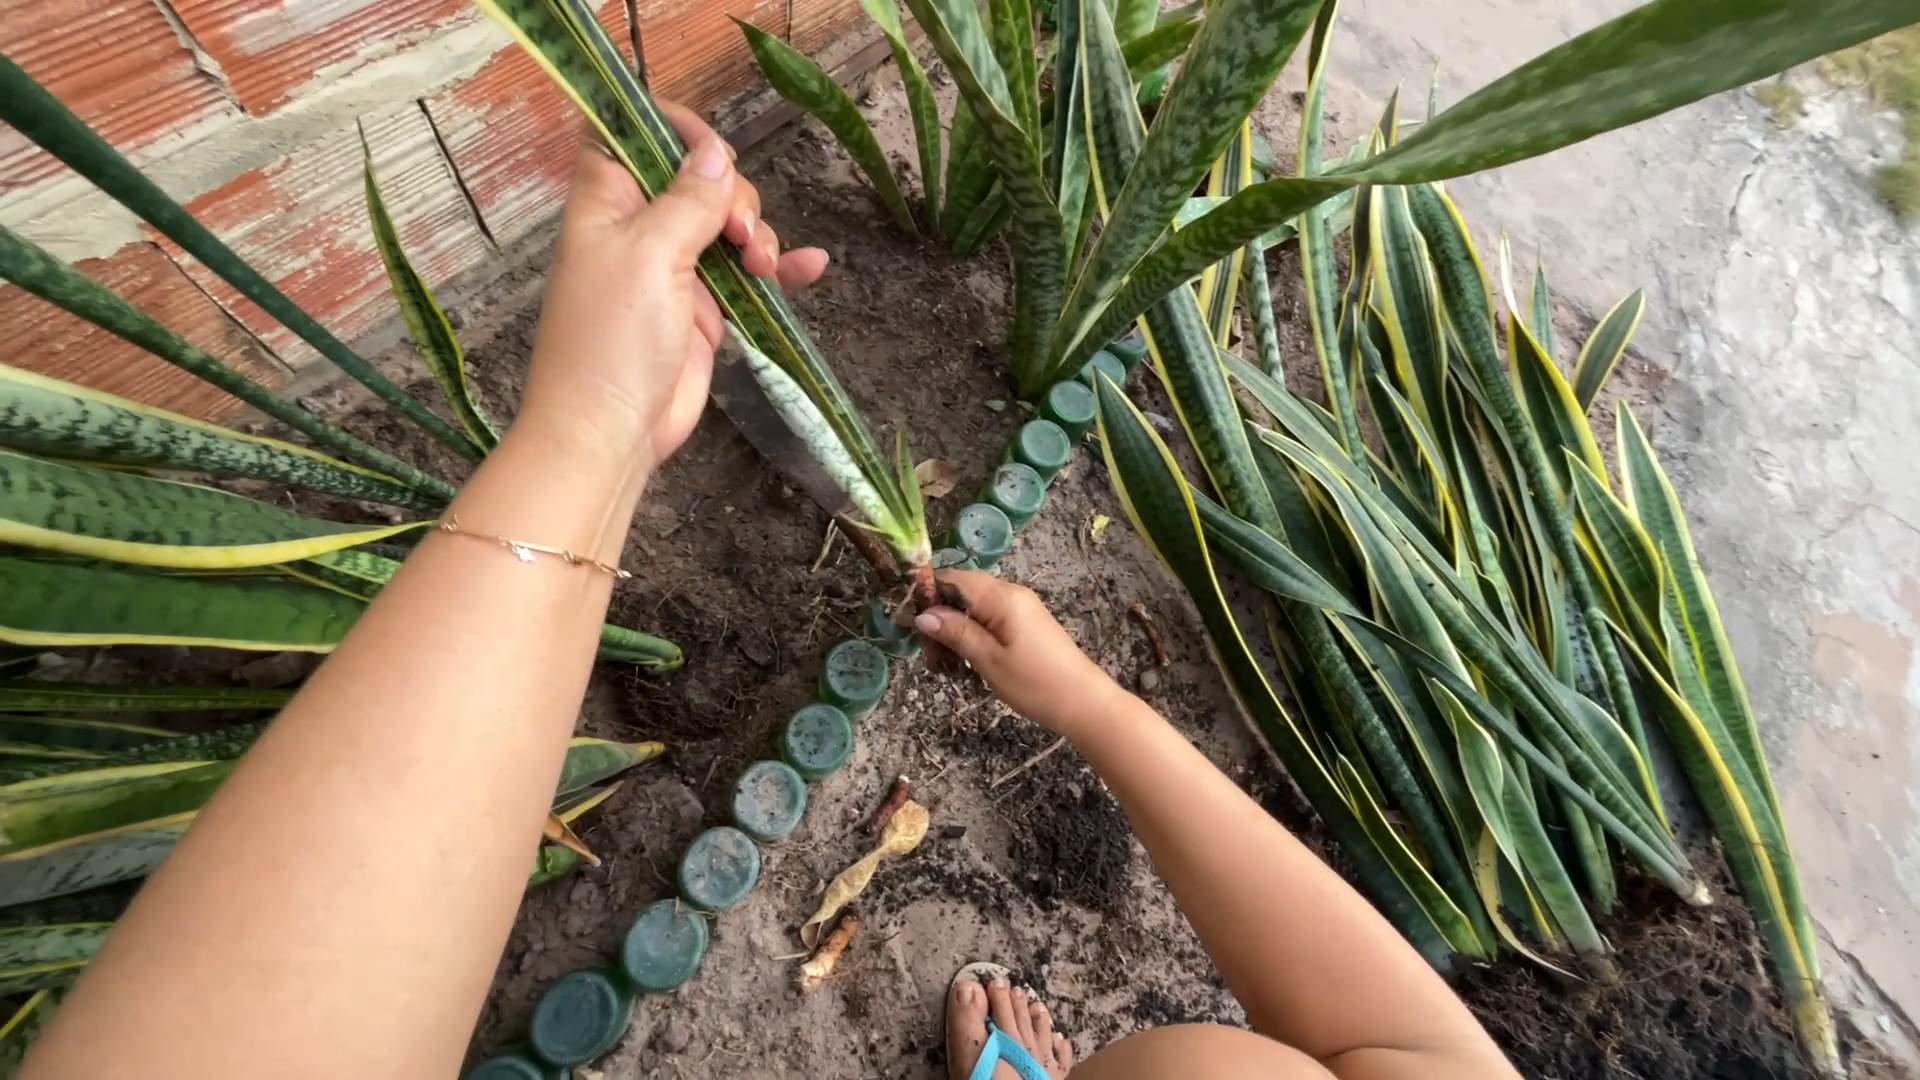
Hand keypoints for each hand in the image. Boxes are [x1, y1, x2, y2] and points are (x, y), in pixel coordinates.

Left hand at [515, 103, 828, 478]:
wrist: (617, 427)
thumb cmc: (613, 338)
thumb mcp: (649, 256)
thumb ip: (688, 202)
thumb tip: (717, 153)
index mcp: (611, 201)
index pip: (637, 134)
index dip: (678, 132)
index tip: (716, 158)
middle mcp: (645, 228)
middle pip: (701, 181)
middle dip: (735, 199)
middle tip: (742, 239)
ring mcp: (680, 270)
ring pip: (731, 228)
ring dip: (760, 238)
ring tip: (763, 270)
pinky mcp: (709, 310)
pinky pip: (750, 279)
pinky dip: (781, 271)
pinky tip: (811, 267)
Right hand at [913, 571, 1128, 734]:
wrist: (1084, 702)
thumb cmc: (1035, 683)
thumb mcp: (989, 660)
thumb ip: (956, 633)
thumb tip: (923, 615)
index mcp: (1002, 597)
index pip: (954, 578)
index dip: (927, 593)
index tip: (907, 618)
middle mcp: (1012, 593)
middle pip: (964, 589)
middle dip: (939, 612)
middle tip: (925, 648)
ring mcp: (1022, 606)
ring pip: (976, 603)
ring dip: (955, 624)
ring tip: (942, 657)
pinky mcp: (1027, 621)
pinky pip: (991, 614)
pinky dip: (973, 630)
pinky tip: (965, 655)